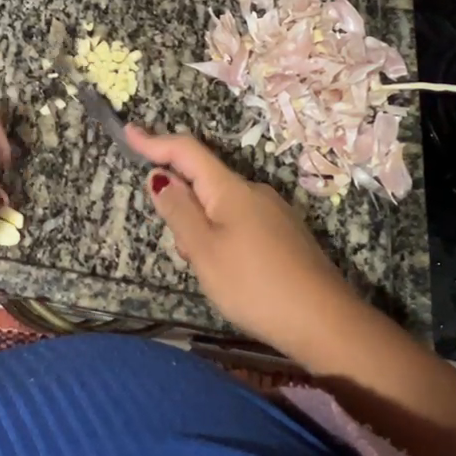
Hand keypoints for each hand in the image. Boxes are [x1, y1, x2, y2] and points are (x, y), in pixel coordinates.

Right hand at [128, 126, 352, 353]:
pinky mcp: (287, 237)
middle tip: (179, 246)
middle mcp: (254, 192)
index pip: (187, 152)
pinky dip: (223, 238)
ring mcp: (275, 214)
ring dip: (202, 227)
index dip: (155, 142)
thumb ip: (179, 211)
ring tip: (207, 271)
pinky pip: (242, 223)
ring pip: (222, 207)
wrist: (327, 323)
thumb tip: (159, 176)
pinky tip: (231, 274)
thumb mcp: (204, 250)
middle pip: (204, 182)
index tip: (128, 132)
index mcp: (230, 189)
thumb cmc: (255, 285)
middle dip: (181, 202)